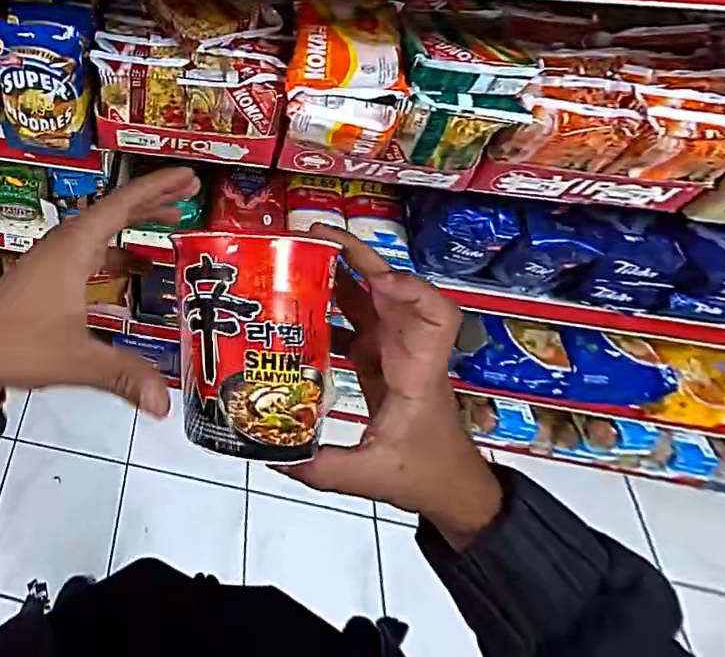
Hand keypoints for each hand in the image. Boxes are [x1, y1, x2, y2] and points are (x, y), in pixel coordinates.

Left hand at [0, 166, 199, 417]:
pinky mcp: (52, 271)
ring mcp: (57, 255)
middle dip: (155, 196)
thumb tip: (166, 404)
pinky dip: (120, 249)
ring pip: (105, 227)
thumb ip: (124, 374)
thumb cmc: (19, 346)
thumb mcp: (77, 359)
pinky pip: (94, 248)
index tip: (187, 175)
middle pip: (117, 208)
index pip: (123, 204)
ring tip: (174, 217)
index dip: (158, 187)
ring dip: (138, 219)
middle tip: (190, 188)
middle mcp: (66, 242)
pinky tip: (138, 266)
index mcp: (74, 247)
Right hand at [278, 225, 503, 549]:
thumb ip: (321, 468)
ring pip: (371, 297)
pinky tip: (300, 302)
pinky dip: (332, 304)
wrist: (453, 487)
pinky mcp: (379, 356)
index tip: (378, 277)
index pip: (434, 315)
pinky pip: (356, 318)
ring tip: (300, 255)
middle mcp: (407, 347)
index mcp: (417, 369)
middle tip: (314, 237)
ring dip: (341, 272)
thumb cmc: (428, 475)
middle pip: (392, 288)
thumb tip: (272, 453)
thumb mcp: (372, 478)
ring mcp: (393, 347)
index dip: (411, 288)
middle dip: (357, 257)